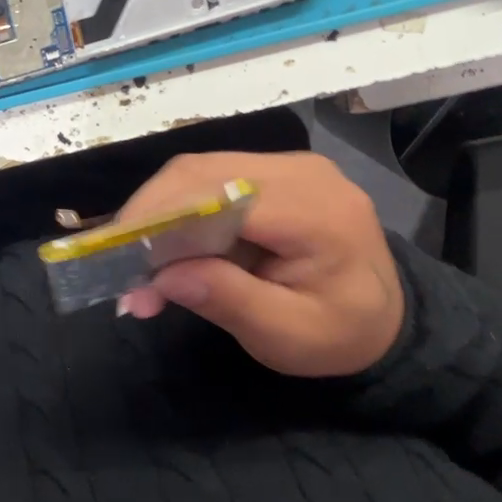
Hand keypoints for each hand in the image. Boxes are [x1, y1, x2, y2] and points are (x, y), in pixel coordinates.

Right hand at [116, 152, 405, 377]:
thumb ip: (229, 301)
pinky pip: (207, 179)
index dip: (162, 220)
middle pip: (201, 173)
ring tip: (135, 264)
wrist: (383, 320)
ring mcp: (286, 167)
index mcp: (317, 211)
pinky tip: (162, 249)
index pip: (222, 196)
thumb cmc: (339, 334)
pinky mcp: (270, 174)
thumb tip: (162, 278)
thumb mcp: (288, 335)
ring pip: (196, 171)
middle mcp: (301, 172)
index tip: (119, 259)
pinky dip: (174, 212)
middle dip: (148, 217)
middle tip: (117, 266)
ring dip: (156, 214)